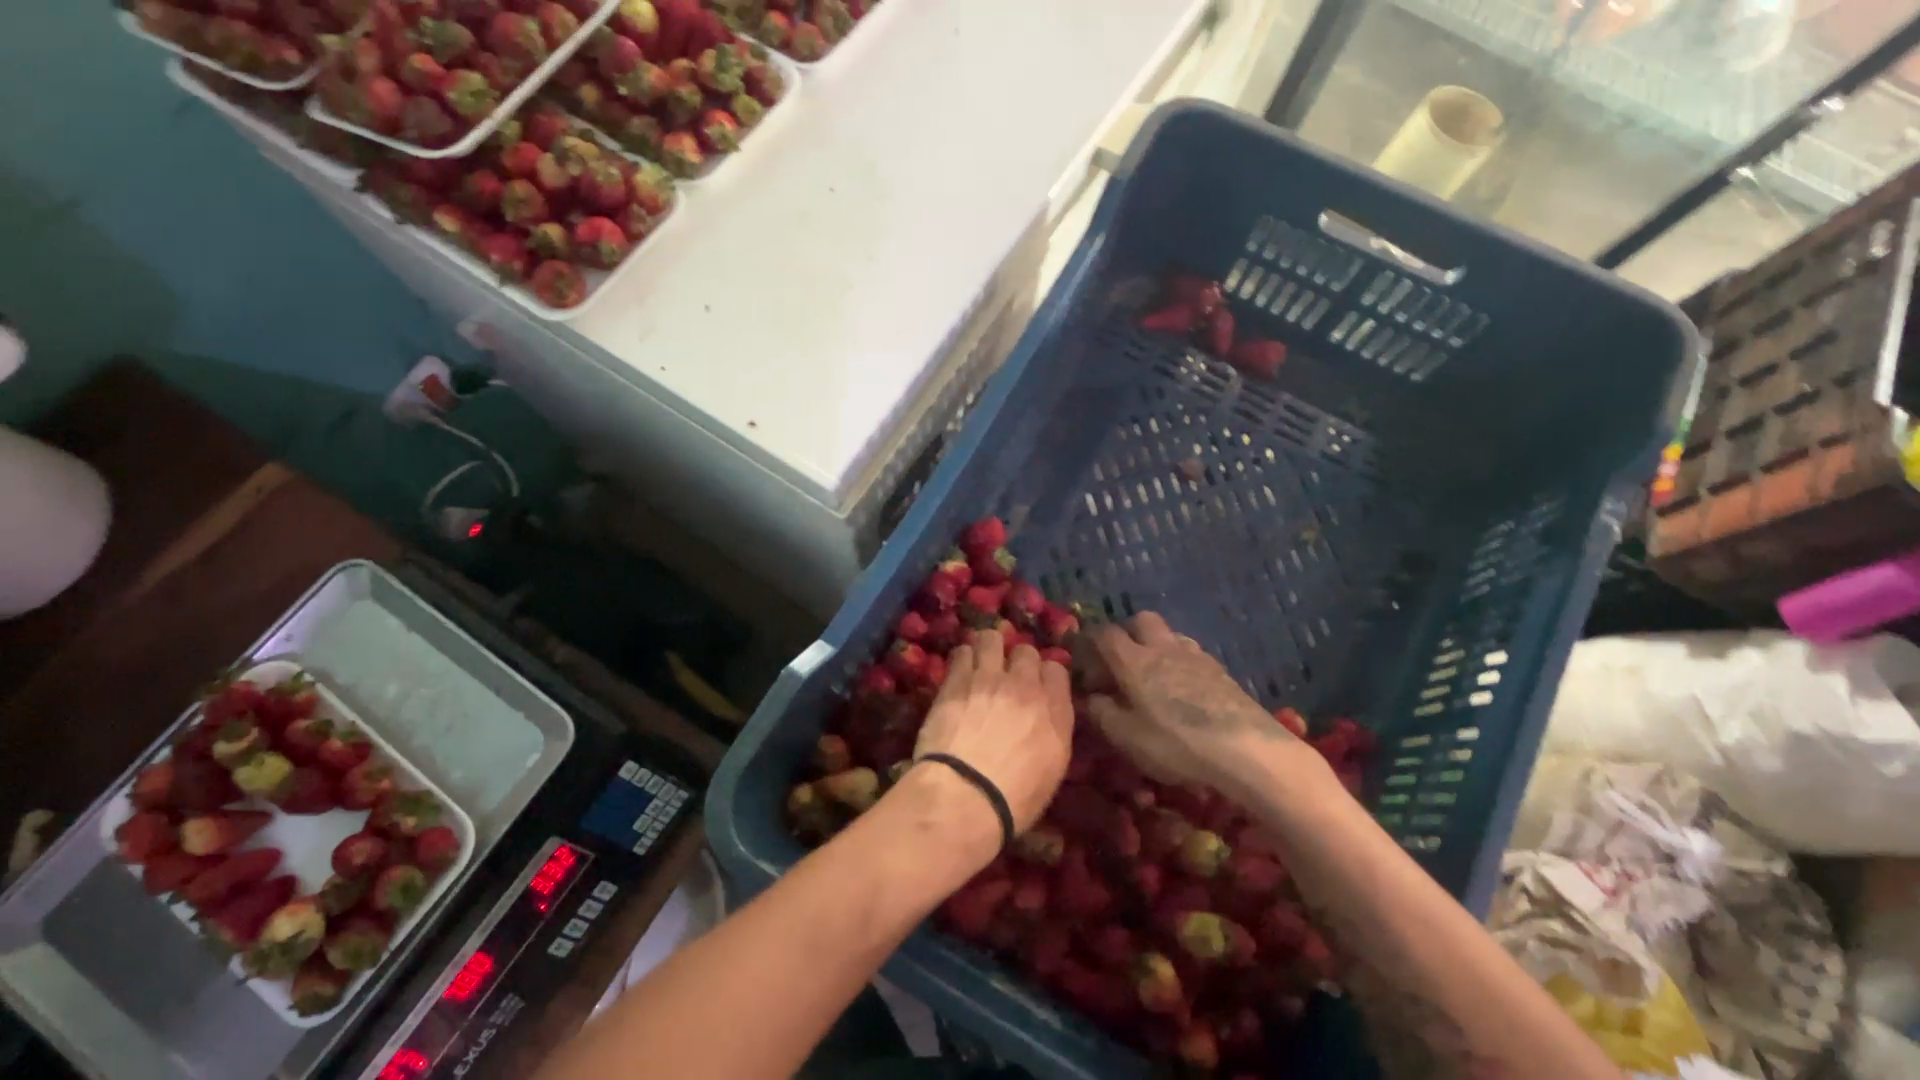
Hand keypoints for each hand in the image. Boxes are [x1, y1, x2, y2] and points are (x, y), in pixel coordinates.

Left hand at [911, 628, 1074, 832]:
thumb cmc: (1015, 798)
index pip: (1056, 670)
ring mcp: (988, 679)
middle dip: (1017, 659)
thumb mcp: (1053, 770)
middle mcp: (1025, 686)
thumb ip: (1053, 732)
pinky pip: (961, 652)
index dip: (1045, 675)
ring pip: (991, 639)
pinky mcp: (955, 682)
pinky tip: (959, 669)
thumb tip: (1045, 718)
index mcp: (1055, 711)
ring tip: (981, 661)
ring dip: (988, 647)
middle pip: (1025, 651)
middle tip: (1006, 675)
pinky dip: (963, 657)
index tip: (1036, 685)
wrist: (966, 795)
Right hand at [1083, 613, 1327, 796]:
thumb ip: (1101, 713)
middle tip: (1120, 665)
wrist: (1246, 749)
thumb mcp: (1126, 737)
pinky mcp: (1220, 670)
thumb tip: (1090, 697)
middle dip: (1126, 634)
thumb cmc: (1176, 743)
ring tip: (1152, 678)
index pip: (1104, 634)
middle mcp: (1163, 648)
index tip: (1084, 663)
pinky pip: (1190, 654)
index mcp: (1134, 660)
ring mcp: (1196, 656)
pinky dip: (1178, 663)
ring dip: (1155, 646)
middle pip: (1141, 621)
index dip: (1090, 643)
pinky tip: (1182, 691)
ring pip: (1169, 635)